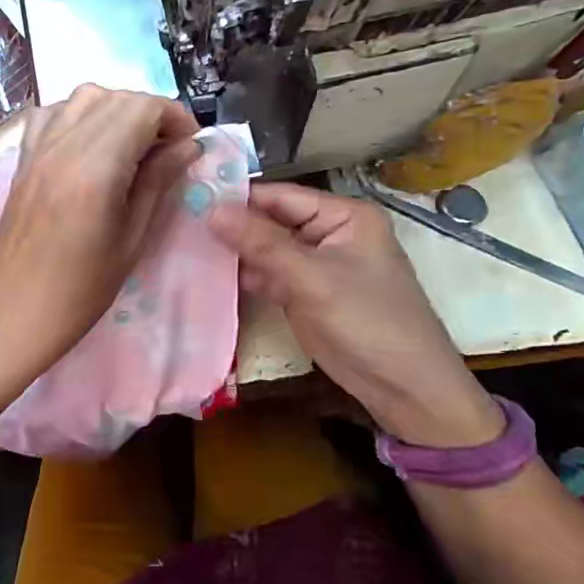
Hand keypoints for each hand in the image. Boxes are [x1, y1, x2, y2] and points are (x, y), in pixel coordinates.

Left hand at [0, 86, 199, 395]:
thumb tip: (188, 148)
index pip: (144, 108)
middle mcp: (64, 143)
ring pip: (84, 97)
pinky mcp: (24, 157)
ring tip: (134, 145)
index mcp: (95, 165)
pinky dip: (80, 115)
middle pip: (117, 97)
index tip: (191, 146)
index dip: (175, 118)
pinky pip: (54, 113)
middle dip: (152, 114)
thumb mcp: (132, 239)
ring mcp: (39, 147)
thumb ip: (158, 183)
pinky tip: (92, 144)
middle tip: (169, 150)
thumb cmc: (80, 289)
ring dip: (118, 109)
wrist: (13, 309)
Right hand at [207, 183, 503, 447]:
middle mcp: (329, 234)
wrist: (403, 386)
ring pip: (267, 250)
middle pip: (271, 222)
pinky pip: (270, 276)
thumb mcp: (312, 278)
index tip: (190, 199)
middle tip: (180, 224)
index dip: (238, 198)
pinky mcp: (306, 294)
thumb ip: (261, 243)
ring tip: (185, 246)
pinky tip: (211, 275)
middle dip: (233, 227)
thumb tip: (211, 209)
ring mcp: (316, 266)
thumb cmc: (367, 321)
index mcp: (343, 216)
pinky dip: (246, 277)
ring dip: (235, 253)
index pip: (281, 196)